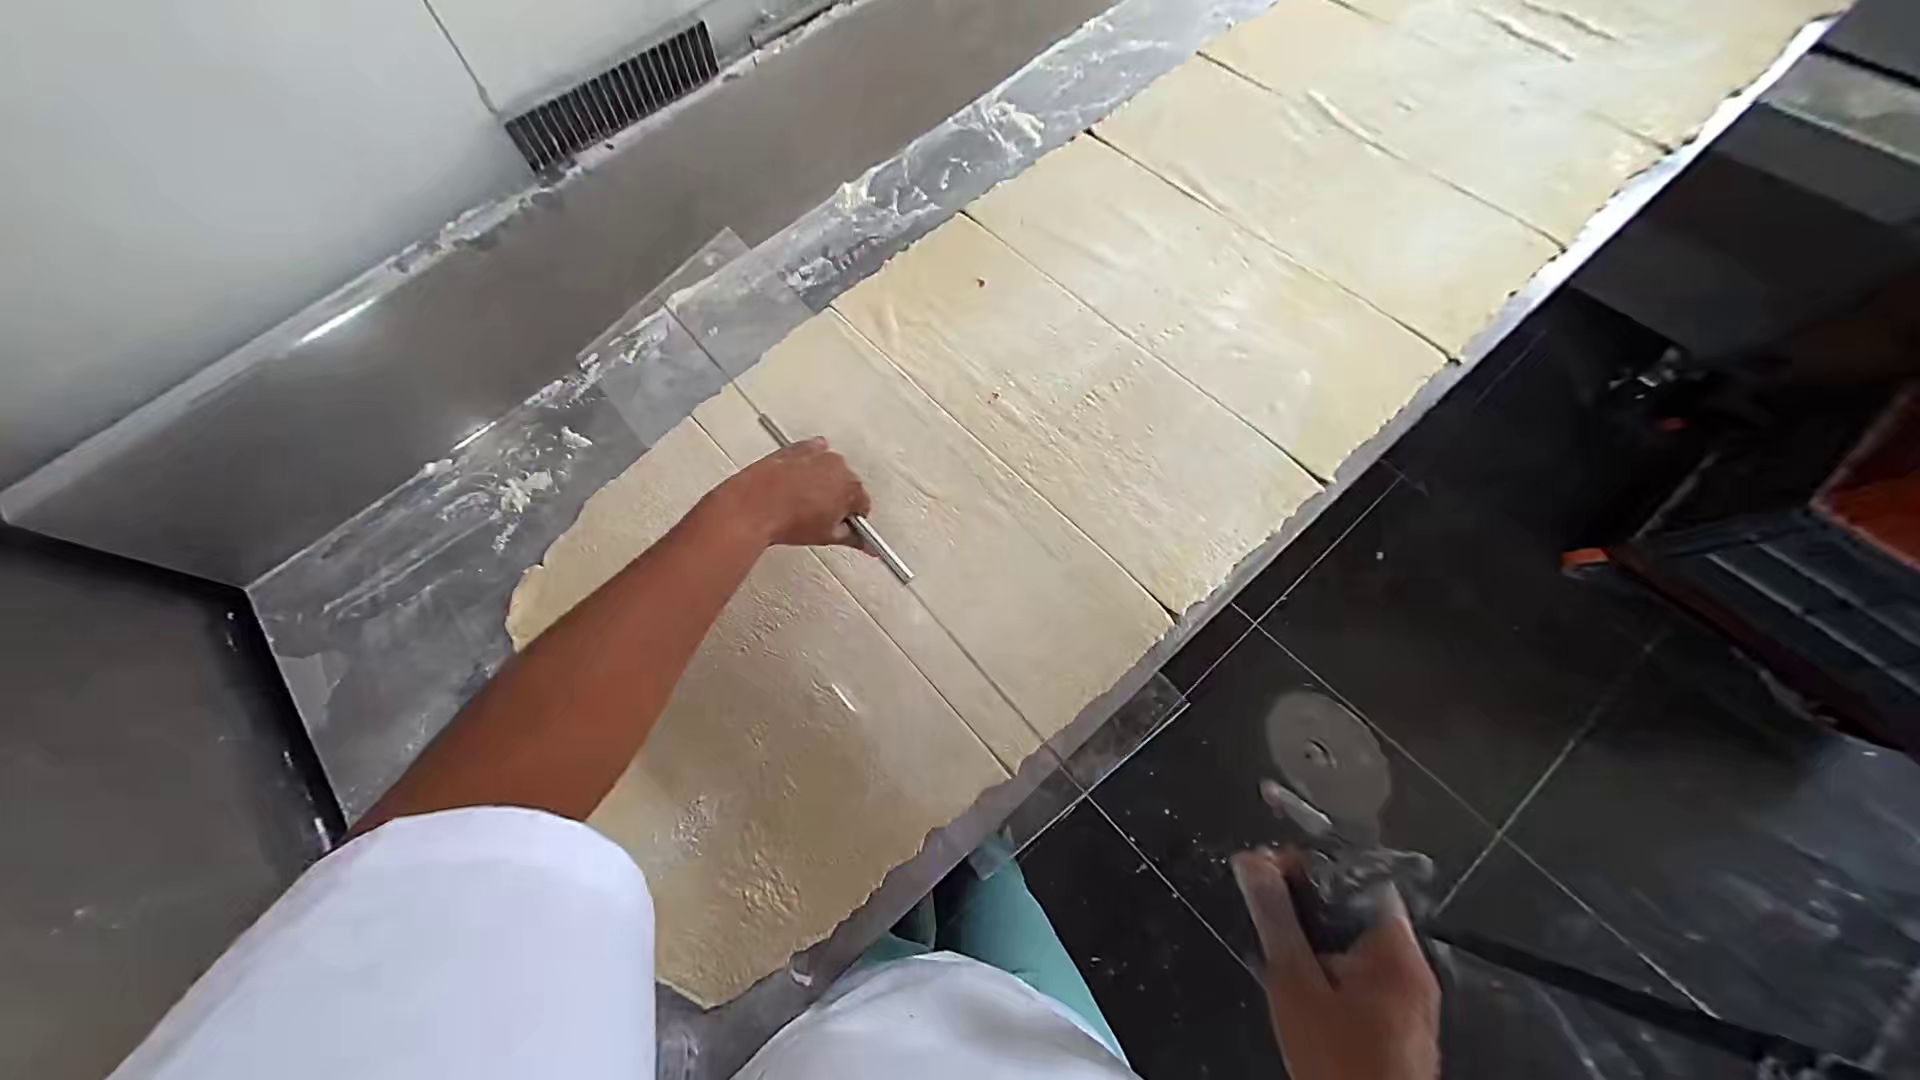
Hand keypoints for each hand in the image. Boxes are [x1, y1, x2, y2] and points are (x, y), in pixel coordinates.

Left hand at [712, 437, 872, 549]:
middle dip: (839, 499)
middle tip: (823, 517)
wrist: (753, 507)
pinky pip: (810, 454)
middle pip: (847, 484)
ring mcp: (816, 455)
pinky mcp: (796, 449)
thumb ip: (853, 538)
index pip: (863, 504)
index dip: (853, 517)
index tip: (844, 524)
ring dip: (823, 482)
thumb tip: (862, 542)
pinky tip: (797, 481)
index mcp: (851, 487)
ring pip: (829, 469)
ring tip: (804, 502)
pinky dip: (808, 465)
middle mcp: (837, 466)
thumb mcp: (826, 536)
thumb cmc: (786, 519)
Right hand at [1231, 847, 1439, 1079]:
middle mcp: (1411, 966)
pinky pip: (1358, 965)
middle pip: (1356, 904)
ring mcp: (1408, 995)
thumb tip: (1251, 859)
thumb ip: (1274, 916)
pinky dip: (1325, 954)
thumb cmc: (1335, 1056)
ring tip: (1271, 925)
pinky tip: (1294, 967)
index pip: (1361, 874)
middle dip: (1307, 893)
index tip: (1271, 862)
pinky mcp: (1397, 1019)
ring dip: (1313, 925)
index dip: (1315, 859)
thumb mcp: (1293, 979)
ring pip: (1354, 936)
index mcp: (1396, 950)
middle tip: (1263, 893)